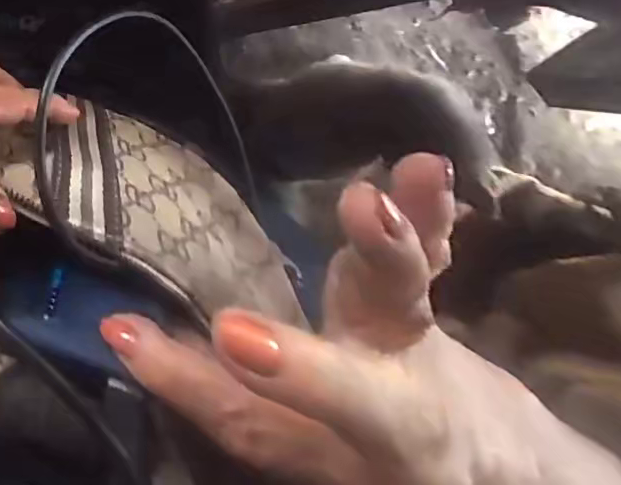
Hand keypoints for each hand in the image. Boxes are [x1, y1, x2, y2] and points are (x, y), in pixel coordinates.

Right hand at [100, 154, 620, 484]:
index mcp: (331, 450)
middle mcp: (382, 416)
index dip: (181, 382)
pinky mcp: (431, 303)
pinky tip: (425, 165)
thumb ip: (205, 387)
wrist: (501, 462)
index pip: (244, 420)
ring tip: (367, 205)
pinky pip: (434, 257)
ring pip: (401, 310)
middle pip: (353, 402)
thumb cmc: (363, 446)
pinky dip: (426, 211)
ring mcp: (416, 355)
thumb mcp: (285, 438)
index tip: (121, 332)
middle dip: (303, 372)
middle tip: (237, 336)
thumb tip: (119, 327)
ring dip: (383, 255)